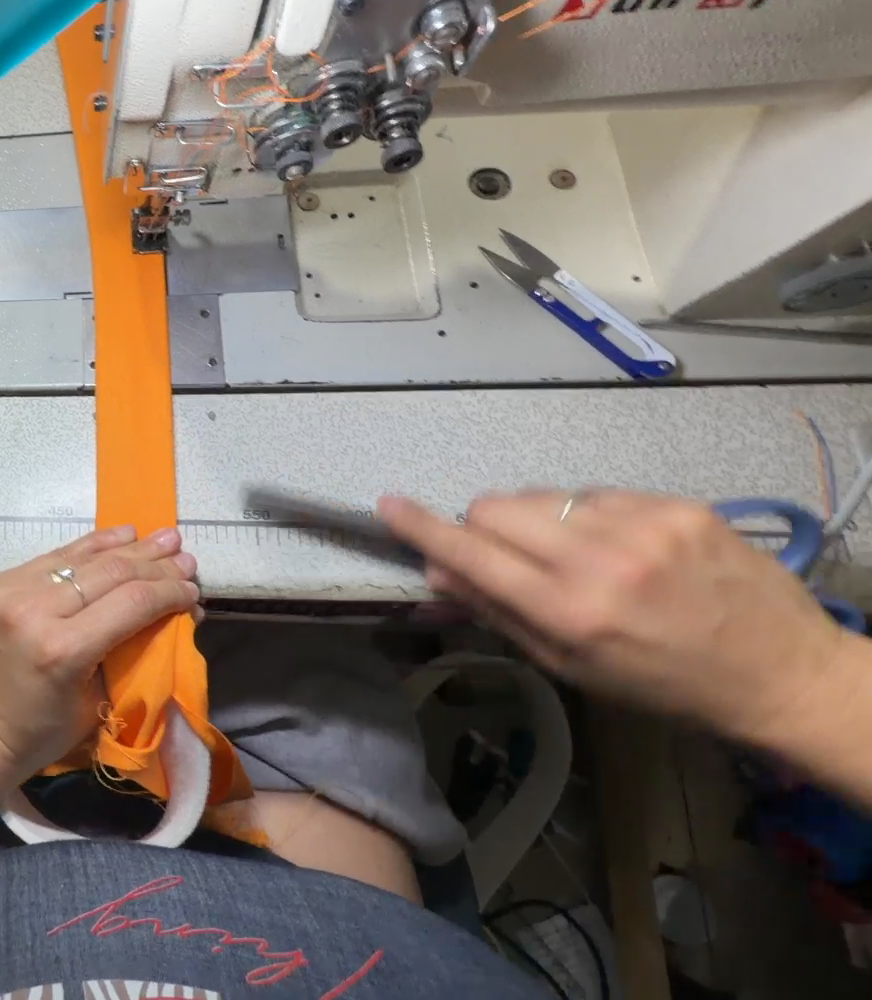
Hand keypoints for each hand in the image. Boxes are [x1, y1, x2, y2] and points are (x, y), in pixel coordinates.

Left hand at [0, 526, 200, 779]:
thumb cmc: (48, 728)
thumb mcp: (105, 700)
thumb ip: (141, 651)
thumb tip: (184, 612)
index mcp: (62, 649)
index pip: (131, 603)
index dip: (168, 592)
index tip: (195, 591)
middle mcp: (35, 610)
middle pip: (111, 574)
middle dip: (155, 567)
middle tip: (188, 560)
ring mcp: (14, 589)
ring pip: (86, 558)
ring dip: (130, 548)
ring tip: (167, 539)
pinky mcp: (5, 580)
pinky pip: (60, 556)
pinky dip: (96, 544)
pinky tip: (125, 535)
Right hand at [379, 489, 852, 743]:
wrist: (787, 674)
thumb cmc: (661, 682)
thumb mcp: (566, 665)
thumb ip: (495, 610)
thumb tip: (437, 570)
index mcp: (567, 611)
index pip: (470, 553)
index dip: (421, 527)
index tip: (388, 505)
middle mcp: (600, 560)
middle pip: (494, 507)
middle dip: (483, 526)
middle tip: (507, 554)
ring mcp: (644, 526)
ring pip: (539, 495)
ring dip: (536, 520)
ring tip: (576, 554)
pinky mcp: (678, 506)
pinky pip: (592, 493)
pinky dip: (585, 515)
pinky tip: (619, 545)